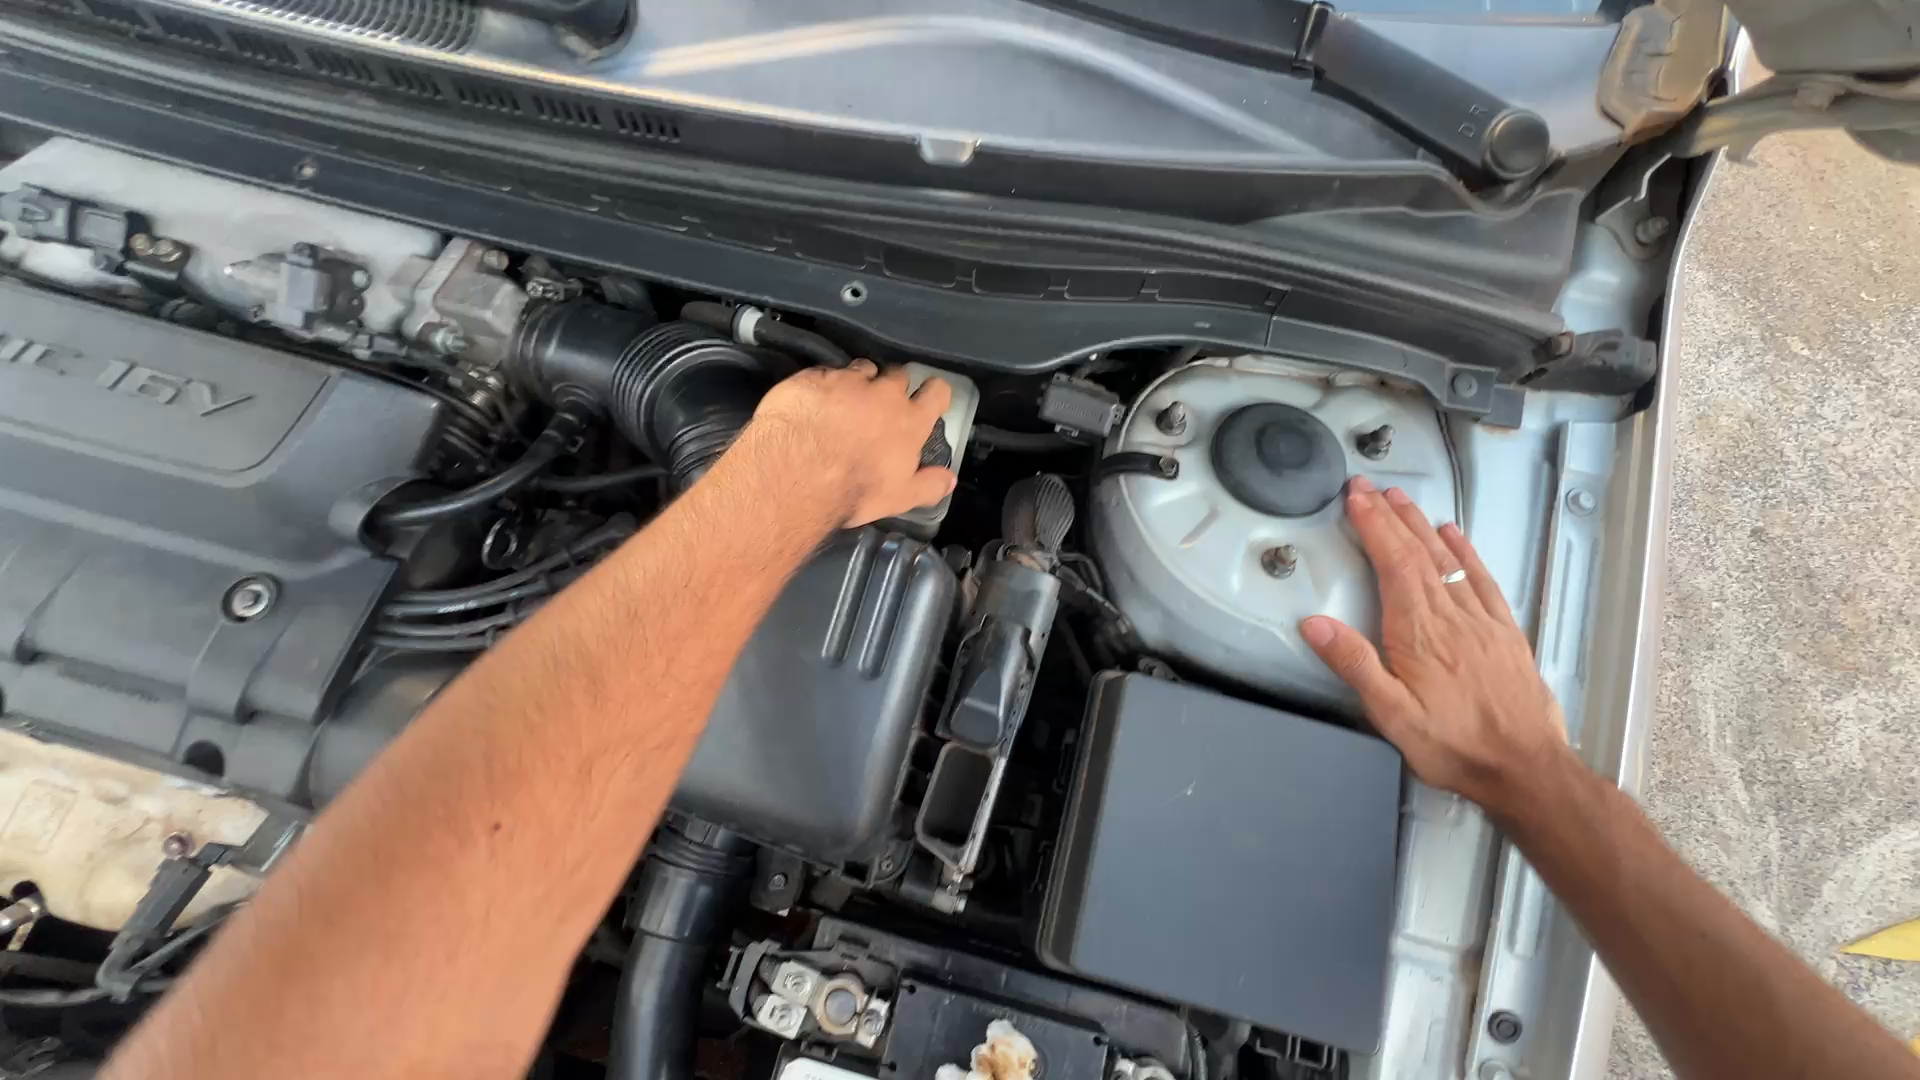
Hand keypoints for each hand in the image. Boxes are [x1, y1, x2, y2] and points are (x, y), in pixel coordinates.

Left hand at [748, 359, 956, 526]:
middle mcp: (883, 393)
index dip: (935, 393)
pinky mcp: (813, 377)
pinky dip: (824, 385)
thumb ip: (929, 486)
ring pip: (862, 368)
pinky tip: (814, 403)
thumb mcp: (900, 498)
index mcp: (909, 421)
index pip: (936, 393)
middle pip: (899, 374)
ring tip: (846, 401)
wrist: (797, 472)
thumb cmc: (854, 490)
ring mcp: (847, 380)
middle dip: (894, 385)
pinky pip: (825, 372)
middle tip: (881, 405)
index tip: (930, 398)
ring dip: (859, 381)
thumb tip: (950, 479)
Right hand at [1299, 475, 1570, 814]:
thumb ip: (1353, 663)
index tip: (1356, 499)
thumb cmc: (1455, 744)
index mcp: (1419, 631)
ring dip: (1420, 525)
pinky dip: (1465, 552)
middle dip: (1389, 515)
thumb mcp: (1390, 713)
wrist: (1526, 770)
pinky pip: (1483, 580)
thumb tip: (1316, 624)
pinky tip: (1454, 536)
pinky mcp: (1504, 633)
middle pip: (1417, 551)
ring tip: (1401, 500)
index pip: (1392, 563)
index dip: (1373, 526)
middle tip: (1368, 488)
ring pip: (1447, 559)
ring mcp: (1482, 622)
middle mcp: (1452, 616)